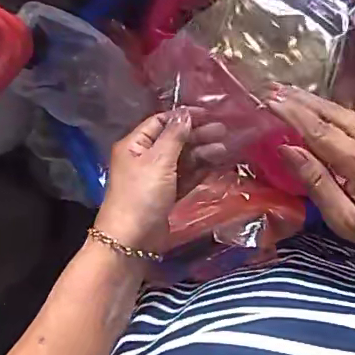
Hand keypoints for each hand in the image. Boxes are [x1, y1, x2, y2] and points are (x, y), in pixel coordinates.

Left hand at [94, 110, 228, 252]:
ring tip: (223, 149)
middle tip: (222, 131)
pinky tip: (216, 164)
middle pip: (173, 140)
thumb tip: (185, 114)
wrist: (131, 240)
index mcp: (135, 145)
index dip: (182, 116)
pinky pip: (185, 177)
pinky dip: (199, 170)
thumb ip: (174, 136)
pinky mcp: (166, 195)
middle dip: (197, 134)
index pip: (159, 122)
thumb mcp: (158, 161)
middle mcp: (144, 158)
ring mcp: (155, 178)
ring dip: (201, 152)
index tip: (207, 114)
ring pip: (182, 159)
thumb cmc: (141, 195)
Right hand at [262, 85, 354, 265]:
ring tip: (286, 94)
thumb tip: (287, 150)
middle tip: (271, 89)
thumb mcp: (346, 220)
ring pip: (344, 111)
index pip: (319, 130)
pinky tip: (315, 109)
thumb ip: (317, 183)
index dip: (291, 113)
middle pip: (331, 112)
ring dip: (313, 102)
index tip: (268, 100)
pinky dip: (330, 110)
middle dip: (299, 100)